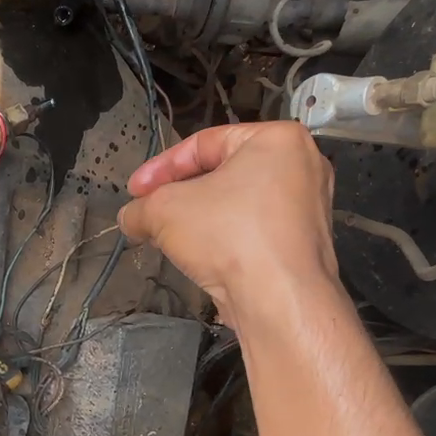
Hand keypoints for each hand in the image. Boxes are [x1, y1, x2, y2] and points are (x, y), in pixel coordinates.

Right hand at [116, 122, 337, 326]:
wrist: (277, 295)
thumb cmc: (226, 234)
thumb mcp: (164, 210)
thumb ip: (139, 208)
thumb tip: (129, 218)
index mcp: (276, 140)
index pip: (204, 143)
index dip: (160, 167)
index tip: (134, 191)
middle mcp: (301, 165)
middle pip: (220, 173)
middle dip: (177, 195)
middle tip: (147, 213)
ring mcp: (306, 206)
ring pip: (234, 203)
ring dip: (194, 218)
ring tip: (164, 237)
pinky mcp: (301, 242)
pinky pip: (250, 229)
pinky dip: (220, 237)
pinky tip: (195, 256)